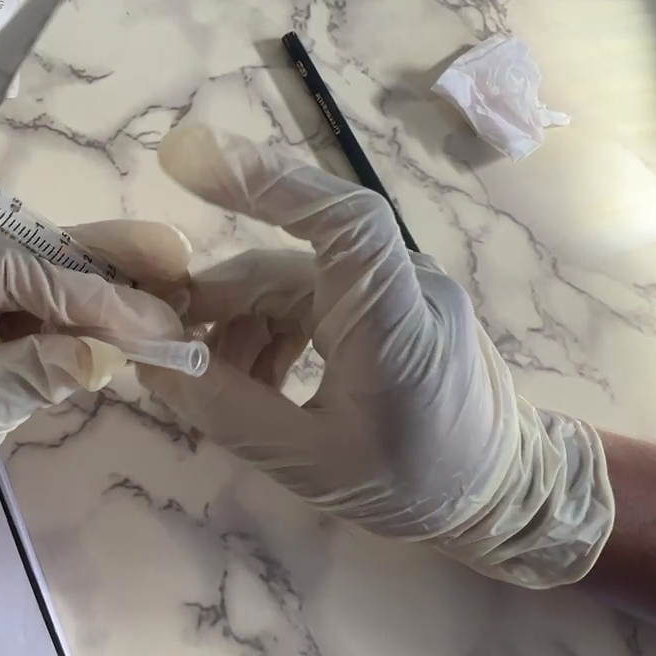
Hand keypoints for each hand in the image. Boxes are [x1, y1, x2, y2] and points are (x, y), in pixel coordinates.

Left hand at [0, 222, 188, 655]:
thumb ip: (25, 374)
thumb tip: (107, 348)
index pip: (6, 266)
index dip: (78, 279)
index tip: (141, 312)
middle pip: (29, 268)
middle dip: (99, 265)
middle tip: (171, 261)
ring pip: (42, 305)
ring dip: (102, 302)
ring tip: (165, 305)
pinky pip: (41, 345)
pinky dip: (85, 341)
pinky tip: (126, 341)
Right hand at [138, 125, 612, 587]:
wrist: (504, 496)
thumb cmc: (417, 485)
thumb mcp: (310, 463)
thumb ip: (226, 408)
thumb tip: (151, 359)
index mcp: (394, 319)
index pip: (340, 218)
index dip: (264, 180)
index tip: (185, 159)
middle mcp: (396, 283)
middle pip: (281, 264)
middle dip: (215, 302)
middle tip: (161, 346)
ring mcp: (389, 288)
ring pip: (283, 283)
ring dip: (235, 326)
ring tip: (208, 383)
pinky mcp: (380, 302)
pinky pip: (303, 300)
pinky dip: (263, 332)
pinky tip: (250, 380)